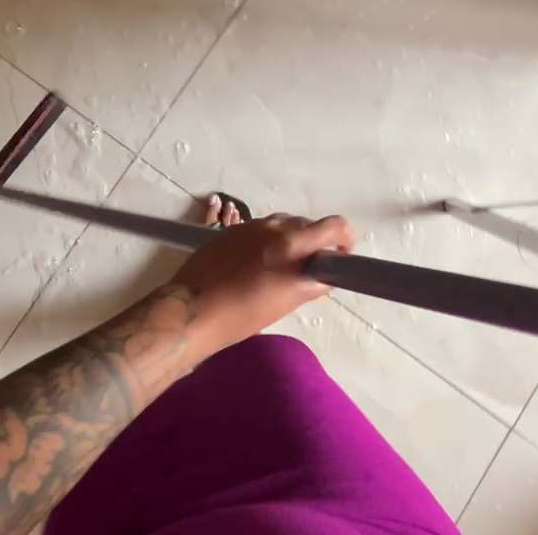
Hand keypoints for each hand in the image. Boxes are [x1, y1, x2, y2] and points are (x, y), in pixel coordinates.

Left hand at [170, 198, 355, 349]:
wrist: (193, 309)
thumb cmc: (243, 314)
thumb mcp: (284, 302)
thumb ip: (308, 284)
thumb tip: (323, 276)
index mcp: (290, 245)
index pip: (332, 226)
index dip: (344, 237)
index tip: (342, 254)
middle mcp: (272, 228)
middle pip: (306, 224)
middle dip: (316, 241)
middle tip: (312, 267)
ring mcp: (248, 226)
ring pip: (281, 224)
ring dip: (290, 239)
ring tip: (284, 267)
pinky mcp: (229, 231)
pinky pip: (259, 229)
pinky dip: (267, 241)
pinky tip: (258, 263)